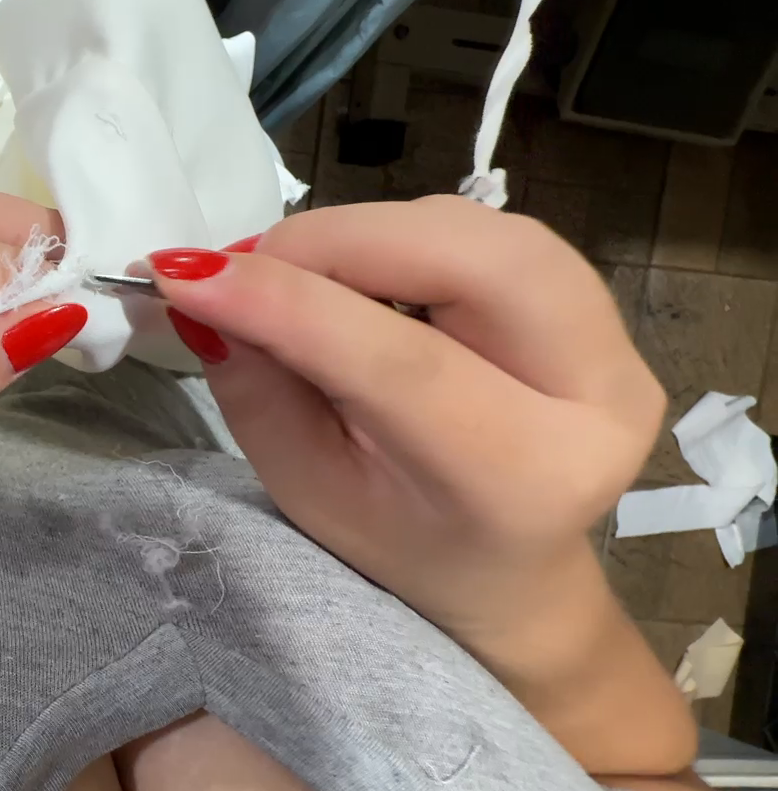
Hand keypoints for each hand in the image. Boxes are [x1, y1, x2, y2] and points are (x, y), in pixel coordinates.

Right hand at [146, 196, 666, 639]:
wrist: (499, 562)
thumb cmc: (385, 538)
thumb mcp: (298, 481)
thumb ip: (254, 388)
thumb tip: (199, 298)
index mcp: (513, 474)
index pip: (393, 359)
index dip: (277, 302)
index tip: (176, 277)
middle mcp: (597, 393)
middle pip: (473, 257)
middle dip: (329, 242)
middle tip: (236, 268)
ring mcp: (615, 338)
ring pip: (476, 228)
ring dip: (354, 235)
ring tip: (281, 278)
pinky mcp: (600, 300)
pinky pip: (479, 230)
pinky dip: (383, 235)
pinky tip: (337, 276)